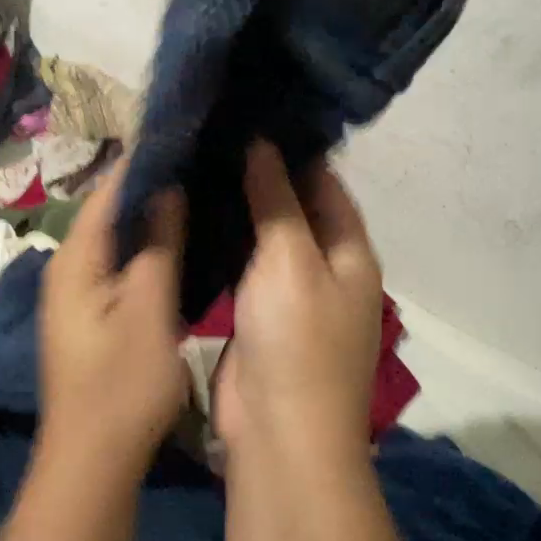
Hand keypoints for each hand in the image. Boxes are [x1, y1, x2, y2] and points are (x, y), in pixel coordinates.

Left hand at [39, 172, 188, 474]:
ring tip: (196, 192)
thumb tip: (166, 189)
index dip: (142, 162)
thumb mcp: (148, 310)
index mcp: (74, 258)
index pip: (106, 192)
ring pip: (114, 241)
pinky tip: (178, 245)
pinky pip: (117, 266)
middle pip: (108, 213)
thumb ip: (157, 246)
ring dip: (149, 220)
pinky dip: (145, 251)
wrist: (91, 458)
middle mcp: (66, 267)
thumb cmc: (122, 383)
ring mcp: (75, 293)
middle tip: (199, 162)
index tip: (183, 136)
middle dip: (149, 188)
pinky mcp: (89, 316)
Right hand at [214, 141, 383, 457]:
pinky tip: (191, 212)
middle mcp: (324, 266)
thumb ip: (276, 199)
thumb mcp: (290, 258)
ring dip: (237, 204)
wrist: (278, 428)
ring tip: (195, 160)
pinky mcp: (255, 312)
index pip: (324, 182)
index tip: (249, 113)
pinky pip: (240, 263)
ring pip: (262, 234)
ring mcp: (289, 292)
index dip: (292, 147)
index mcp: (350, 250)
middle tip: (211, 131)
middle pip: (293, 206)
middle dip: (258, 172)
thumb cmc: (297, 337)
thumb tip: (263, 143)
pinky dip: (222, 238)